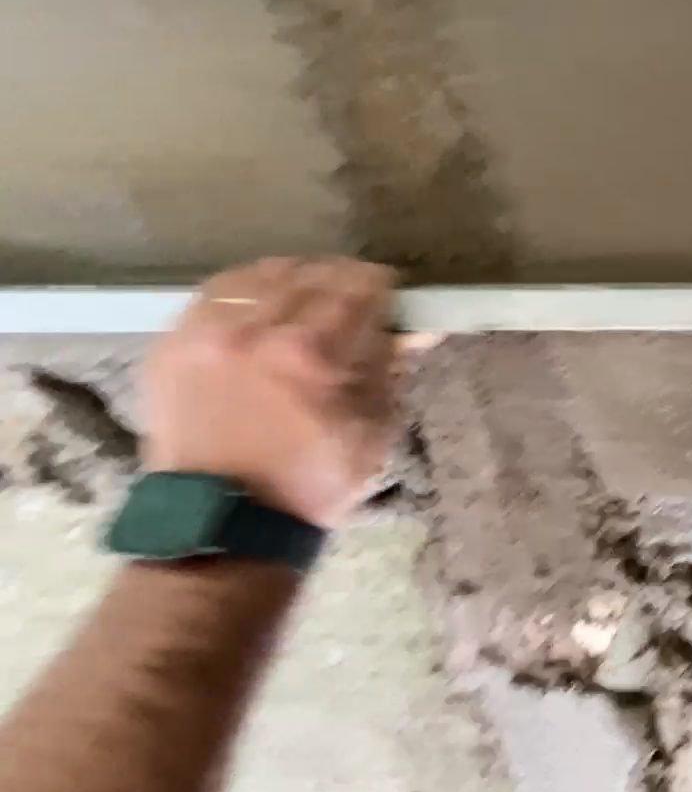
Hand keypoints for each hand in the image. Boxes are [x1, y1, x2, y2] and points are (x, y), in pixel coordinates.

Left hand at [141, 258, 400, 527]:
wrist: (227, 518)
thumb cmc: (319, 478)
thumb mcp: (375, 427)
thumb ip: (391, 369)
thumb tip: (418, 331)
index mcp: (311, 355)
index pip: (355, 290)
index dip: (382, 284)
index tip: (397, 288)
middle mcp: (253, 332)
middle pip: (307, 274)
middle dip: (342, 276)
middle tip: (363, 288)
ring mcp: (205, 336)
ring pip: (257, 276)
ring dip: (295, 275)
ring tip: (315, 288)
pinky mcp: (172, 346)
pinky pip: (214, 294)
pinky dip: (248, 288)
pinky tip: (267, 298)